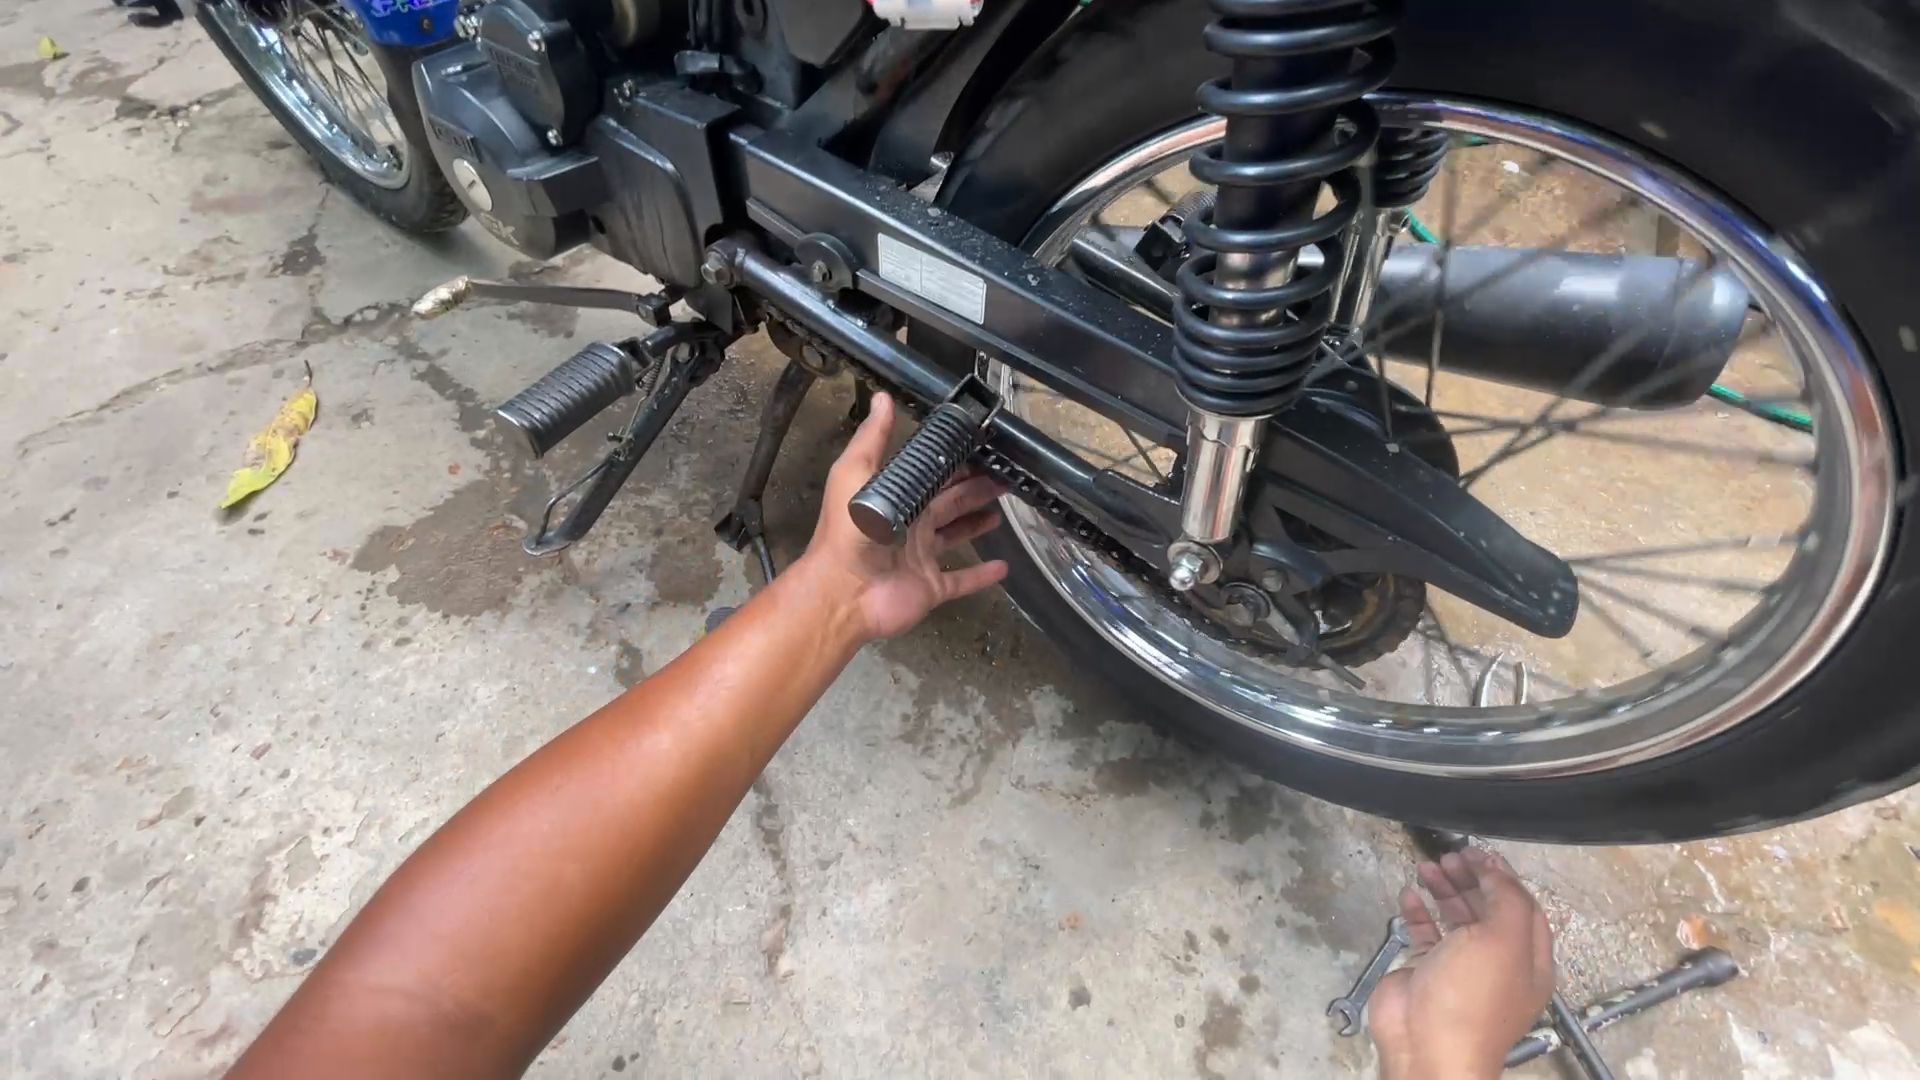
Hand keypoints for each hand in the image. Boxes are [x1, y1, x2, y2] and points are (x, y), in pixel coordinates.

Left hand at [797, 391, 1009, 641]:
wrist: (843, 591)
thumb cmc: (849, 531)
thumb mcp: (854, 474)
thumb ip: (872, 438)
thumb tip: (882, 397)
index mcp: (896, 498)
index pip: (932, 476)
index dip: (955, 464)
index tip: (982, 450)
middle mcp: (910, 525)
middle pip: (950, 502)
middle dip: (975, 489)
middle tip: (1003, 477)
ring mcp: (922, 558)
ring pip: (956, 536)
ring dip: (977, 524)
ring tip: (1002, 512)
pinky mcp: (931, 587)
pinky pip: (962, 580)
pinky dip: (982, 575)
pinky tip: (1003, 567)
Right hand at [1368, 849, 1556, 1079]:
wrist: (1428, 1040)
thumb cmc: (1472, 993)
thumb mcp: (1502, 941)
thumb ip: (1505, 900)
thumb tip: (1494, 868)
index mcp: (1528, 961)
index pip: (1524, 908)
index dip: (1504, 877)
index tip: (1478, 850)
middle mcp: (1498, 962)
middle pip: (1489, 909)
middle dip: (1473, 878)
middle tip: (1450, 854)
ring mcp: (1460, 966)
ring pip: (1457, 918)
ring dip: (1445, 889)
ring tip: (1428, 866)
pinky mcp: (1427, 968)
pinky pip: (1425, 932)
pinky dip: (1419, 910)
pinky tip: (1409, 894)